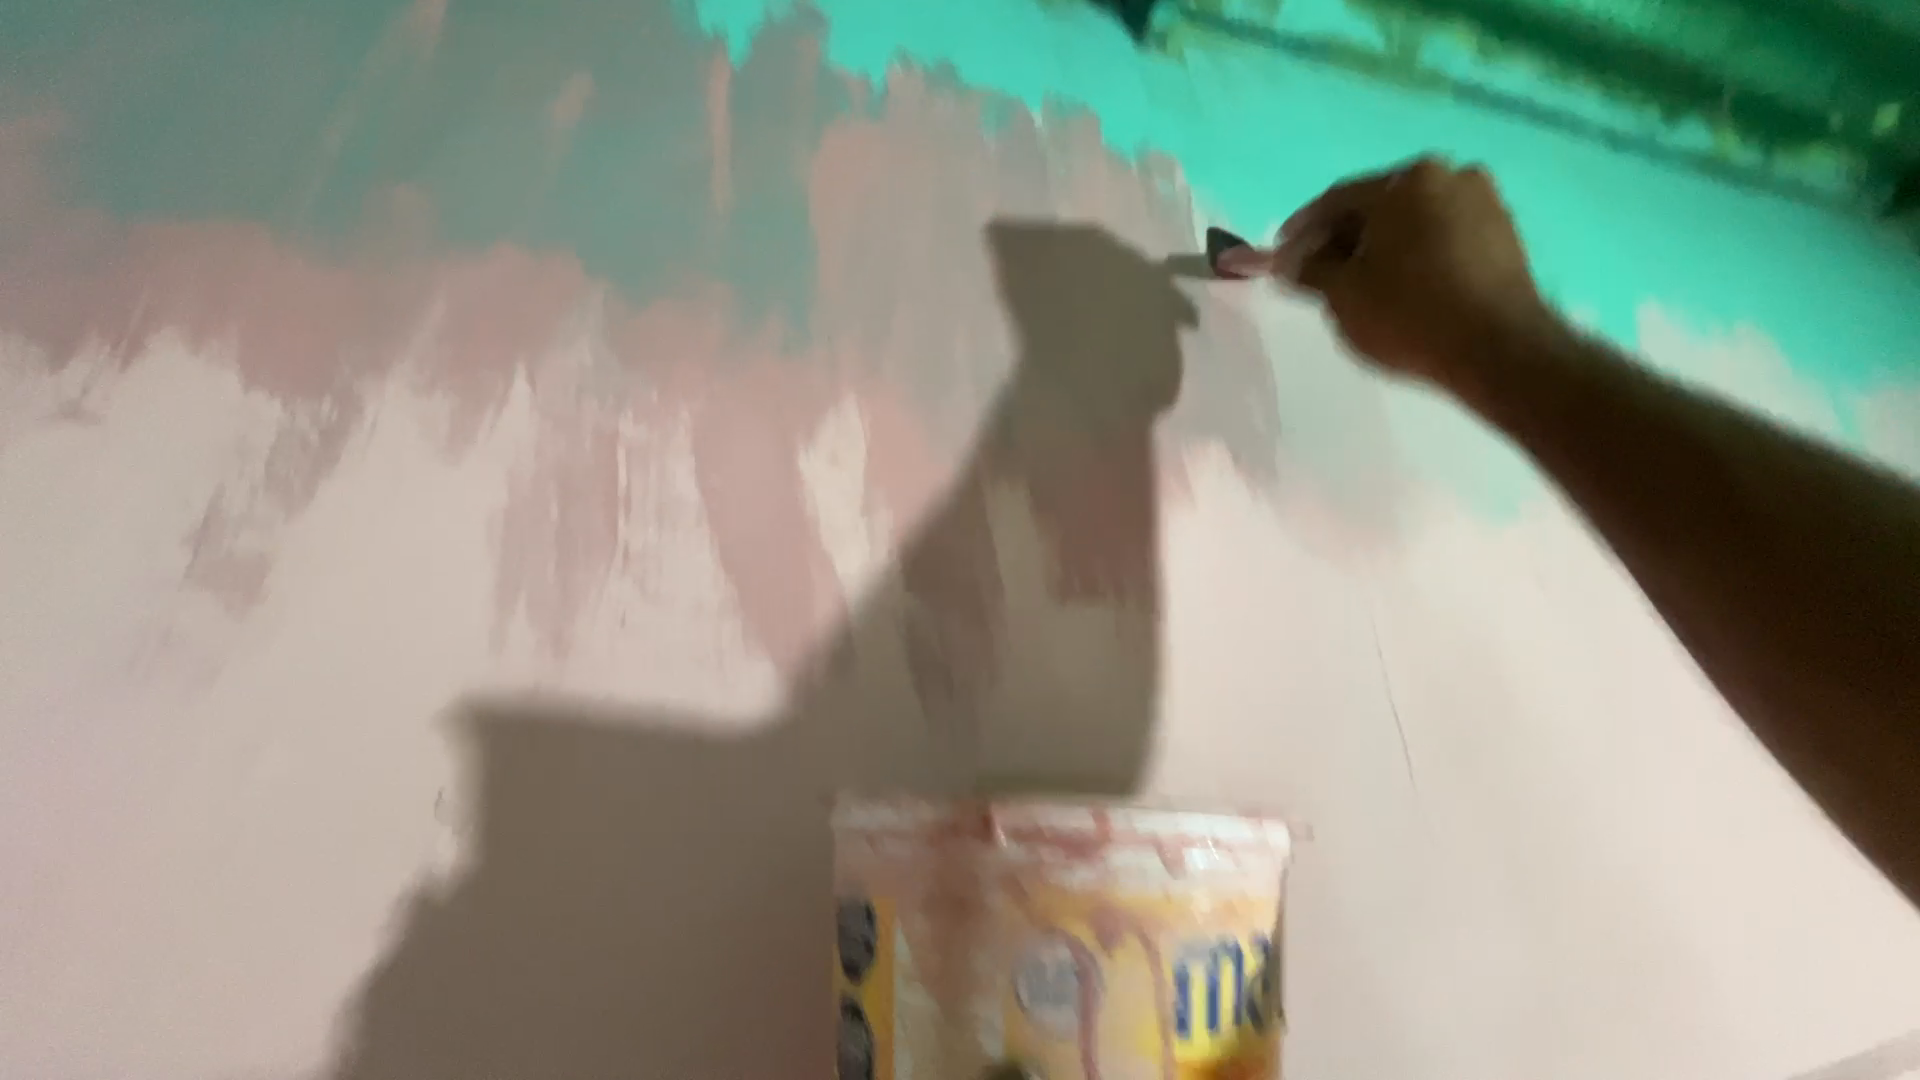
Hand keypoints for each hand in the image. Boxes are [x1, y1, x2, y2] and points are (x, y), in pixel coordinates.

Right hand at [1272, 156, 1555, 389]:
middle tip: (1313, 272)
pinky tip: (1395, 285)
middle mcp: (1449, 175)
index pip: (1336, 200)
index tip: (1278, 257)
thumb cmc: (1407, 313)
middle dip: (1340, 238)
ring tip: (1353, 283)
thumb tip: (1288, 261)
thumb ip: (1308, 270)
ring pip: (1409, 221)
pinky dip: (1410, 254)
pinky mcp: (1502, 233)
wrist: (1496, 348)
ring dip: (1376, 247)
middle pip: (1376, 206)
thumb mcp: (1341, 294)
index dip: (1300, 230)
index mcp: (1405, 181)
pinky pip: (1439, 236)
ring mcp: (1482, 202)